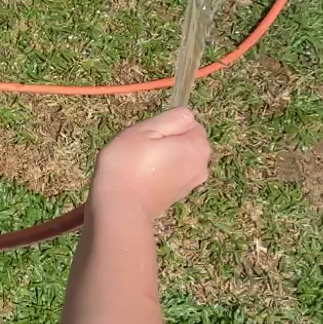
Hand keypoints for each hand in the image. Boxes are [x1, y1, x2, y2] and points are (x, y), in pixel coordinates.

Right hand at [90, 107, 210, 220]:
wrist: (120, 207)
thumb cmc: (128, 164)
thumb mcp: (145, 130)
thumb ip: (171, 119)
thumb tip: (187, 116)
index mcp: (197, 146)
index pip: (189, 123)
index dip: (166, 126)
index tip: (146, 136)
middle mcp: (202, 165)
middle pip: (184, 142)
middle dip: (165, 142)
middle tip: (139, 149)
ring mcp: (191, 183)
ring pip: (177, 158)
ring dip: (161, 158)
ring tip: (136, 165)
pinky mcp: (177, 196)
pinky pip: (170, 174)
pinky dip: (158, 174)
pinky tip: (139, 179)